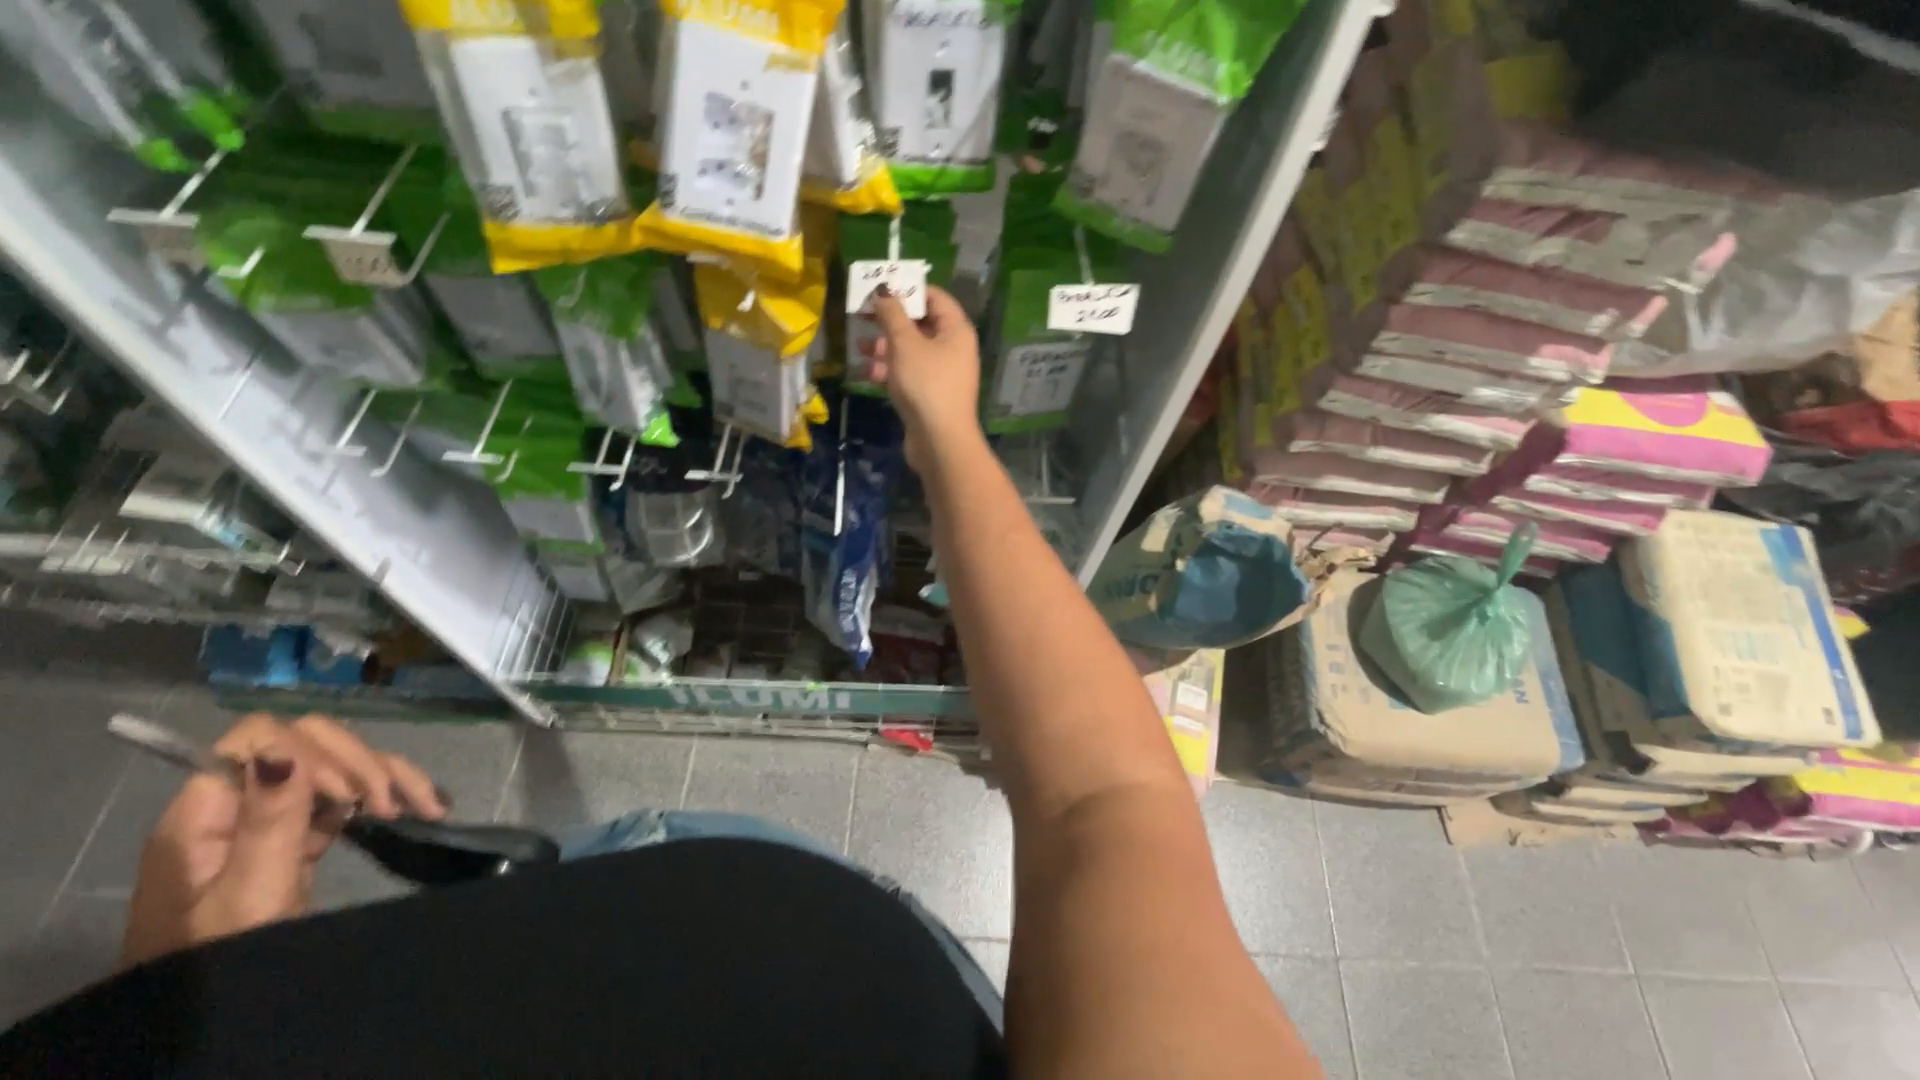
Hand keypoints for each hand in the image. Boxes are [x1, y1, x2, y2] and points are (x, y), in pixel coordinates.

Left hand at [120, 713, 446, 967]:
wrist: (213, 1020)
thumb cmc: (222, 958)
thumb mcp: (249, 893)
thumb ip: (269, 819)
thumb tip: (284, 747)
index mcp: (205, 810)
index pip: (260, 739)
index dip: (311, 754)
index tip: (349, 797)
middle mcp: (237, 803)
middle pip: (305, 744)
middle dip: (358, 763)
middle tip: (389, 805)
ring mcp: (269, 819)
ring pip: (335, 766)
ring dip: (385, 775)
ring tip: (424, 806)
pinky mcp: (297, 838)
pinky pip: (345, 798)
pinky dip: (386, 796)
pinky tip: (419, 808)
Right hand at [860, 285, 983, 471]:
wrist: (940, 441)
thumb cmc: (926, 384)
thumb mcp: (905, 343)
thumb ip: (892, 314)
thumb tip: (883, 290)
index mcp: (956, 329)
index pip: (934, 296)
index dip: (907, 289)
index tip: (880, 289)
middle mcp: (953, 347)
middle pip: (920, 323)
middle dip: (890, 321)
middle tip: (861, 316)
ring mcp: (943, 372)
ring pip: (910, 350)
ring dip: (885, 347)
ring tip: (860, 348)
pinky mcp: (930, 394)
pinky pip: (909, 373)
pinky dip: (890, 370)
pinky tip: (869, 373)